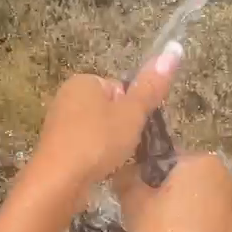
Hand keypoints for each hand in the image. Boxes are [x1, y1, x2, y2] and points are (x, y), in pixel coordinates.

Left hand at [30, 44, 183, 190]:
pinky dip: (96, 157)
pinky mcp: (56, 148)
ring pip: (98, 131)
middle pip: (110, 110)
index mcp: (82, 81)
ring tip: (113, 160)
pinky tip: (100, 169)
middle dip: (121, 128)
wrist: (58, 181)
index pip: (120, 88)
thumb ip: (151, 86)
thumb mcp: (132, 113)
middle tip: (125, 146)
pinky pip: (86, 148)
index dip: (133, 109)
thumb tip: (175, 49)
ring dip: (110, 145)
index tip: (134, 126)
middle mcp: (66, 97)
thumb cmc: (97, 141)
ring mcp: (59, 124)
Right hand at [113, 153, 231, 231]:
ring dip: (175, 208)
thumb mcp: (134, 205)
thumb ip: (125, 180)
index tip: (133, 198)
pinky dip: (191, 222)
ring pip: (191, 196)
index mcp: (198, 161)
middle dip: (159, 193)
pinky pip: (205, 213)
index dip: (141, 176)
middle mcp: (221, 172)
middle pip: (177, 176)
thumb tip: (125, 171)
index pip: (160, 156)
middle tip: (144, 217)